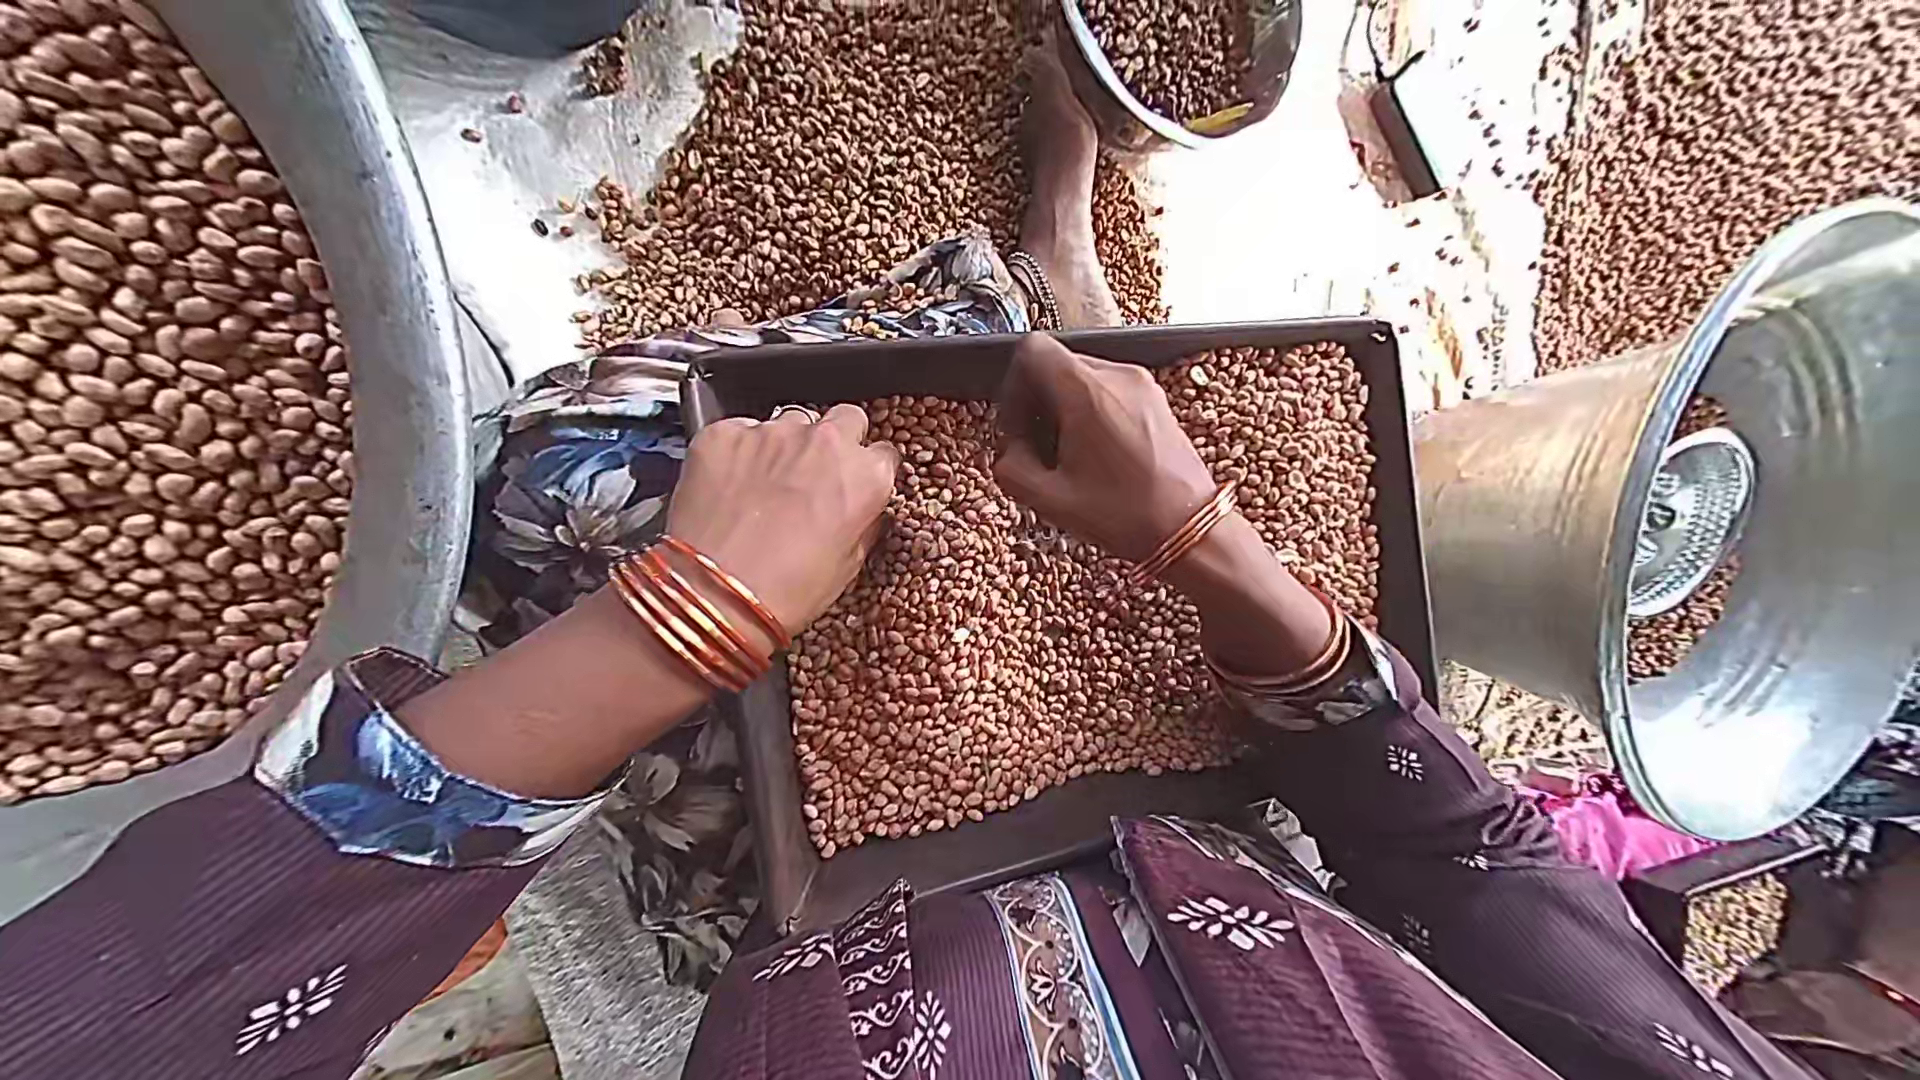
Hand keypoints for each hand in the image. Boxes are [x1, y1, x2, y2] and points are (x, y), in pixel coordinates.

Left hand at [667, 404, 899, 636]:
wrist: (715, 594)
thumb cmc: (787, 590)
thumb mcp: (848, 566)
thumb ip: (864, 524)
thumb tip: (865, 511)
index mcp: (866, 476)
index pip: (884, 454)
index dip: (869, 469)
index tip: (858, 482)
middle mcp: (826, 442)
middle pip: (846, 418)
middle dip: (838, 439)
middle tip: (818, 473)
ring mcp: (774, 432)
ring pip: (792, 419)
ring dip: (788, 443)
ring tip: (769, 482)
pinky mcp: (725, 432)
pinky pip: (741, 430)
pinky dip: (741, 450)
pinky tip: (732, 483)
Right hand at [992, 335, 1334, 678]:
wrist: (1190, 530)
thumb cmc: (1123, 515)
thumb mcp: (1048, 499)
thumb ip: (1010, 466)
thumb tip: (1010, 449)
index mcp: (1086, 391)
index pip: (1033, 350)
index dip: (1013, 385)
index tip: (1017, 424)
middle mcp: (1117, 376)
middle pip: (1057, 364)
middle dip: (1037, 401)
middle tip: (1037, 447)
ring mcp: (1142, 385)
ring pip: (1082, 377)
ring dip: (1063, 408)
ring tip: (1068, 455)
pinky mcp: (1156, 400)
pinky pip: (1108, 389)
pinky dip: (1090, 412)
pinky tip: (1095, 455)